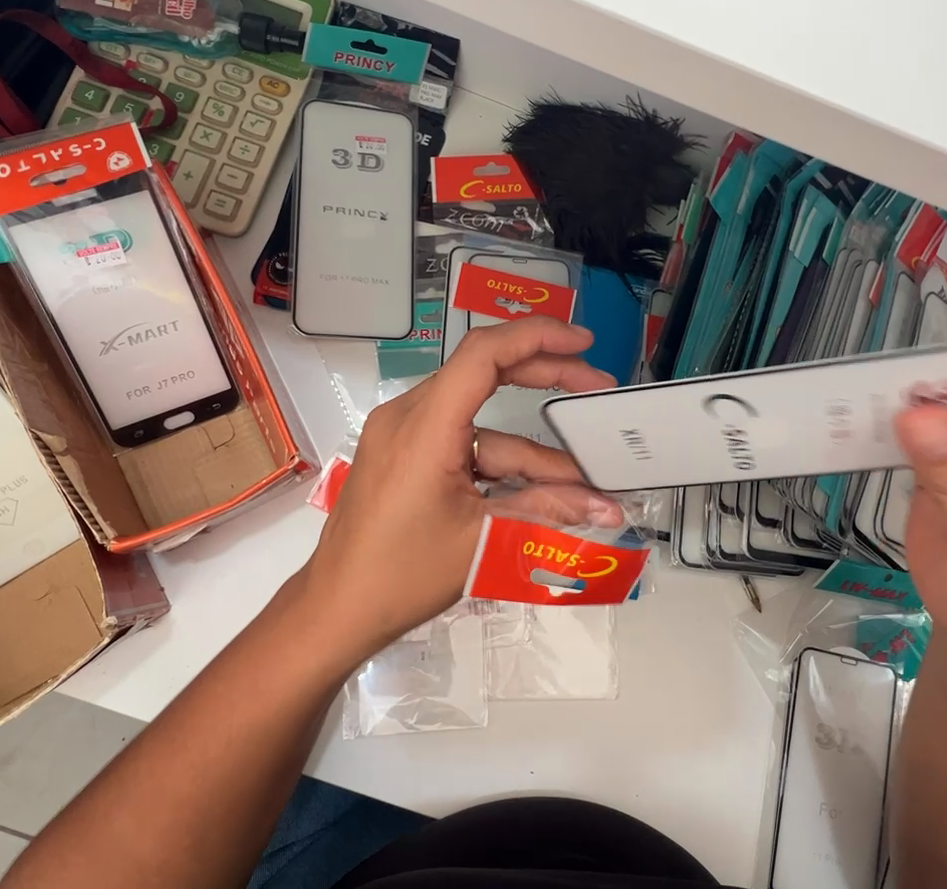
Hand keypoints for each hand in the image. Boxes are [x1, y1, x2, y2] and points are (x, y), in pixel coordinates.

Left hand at [294, 317, 621, 661]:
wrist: (338, 610)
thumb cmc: (402, 576)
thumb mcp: (484, 540)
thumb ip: (548, 512)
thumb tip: (608, 508)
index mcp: (423, 427)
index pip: (483, 353)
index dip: (538, 336)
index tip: (583, 341)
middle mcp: (408, 416)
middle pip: (485, 374)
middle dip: (546, 378)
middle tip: (596, 388)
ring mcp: (403, 433)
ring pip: (482, 421)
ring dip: (532, 448)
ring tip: (584, 480)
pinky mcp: (406, 453)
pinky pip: (464, 443)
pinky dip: (502, 463)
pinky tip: (541, 488)